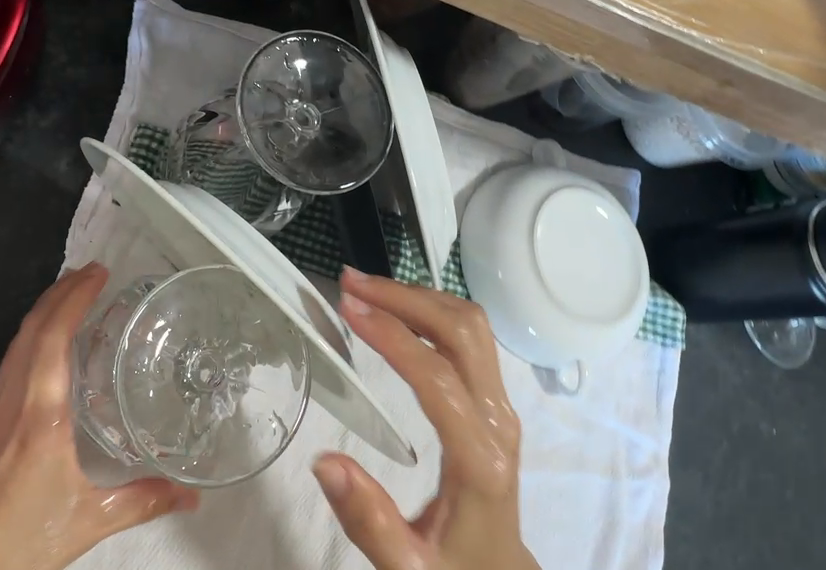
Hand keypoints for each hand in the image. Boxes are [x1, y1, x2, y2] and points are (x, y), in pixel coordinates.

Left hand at [0, 262, 198, 569]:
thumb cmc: (19, 545)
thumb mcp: (88, 522)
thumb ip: (143, 501)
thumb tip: (192, 495)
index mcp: (39, 414)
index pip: (53, 336)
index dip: (75, 297)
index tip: (99, 271)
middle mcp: (10, 402)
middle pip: (30, 329)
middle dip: (60, 293)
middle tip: (91, 272)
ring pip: (14, 345)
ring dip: (42, 313)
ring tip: (70, 296)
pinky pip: (6, 366)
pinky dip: (29, 339)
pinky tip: (43, 351)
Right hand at [313, 268, 539, 569]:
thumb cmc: (452, 568)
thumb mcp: (408, 568)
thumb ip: (369, 521)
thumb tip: (323, 461)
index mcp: (479, 460)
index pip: (438, 377)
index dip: (393, 335)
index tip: (349, 308)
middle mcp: (499, 421)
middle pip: (464, 332)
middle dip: (406, 297)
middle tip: (351, 283)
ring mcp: (502, 406)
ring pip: (471, 326)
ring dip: (420, 297)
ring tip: (367, 289)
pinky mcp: (495, 400)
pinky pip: (470, 338)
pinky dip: (432, 310)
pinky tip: (397, 311)